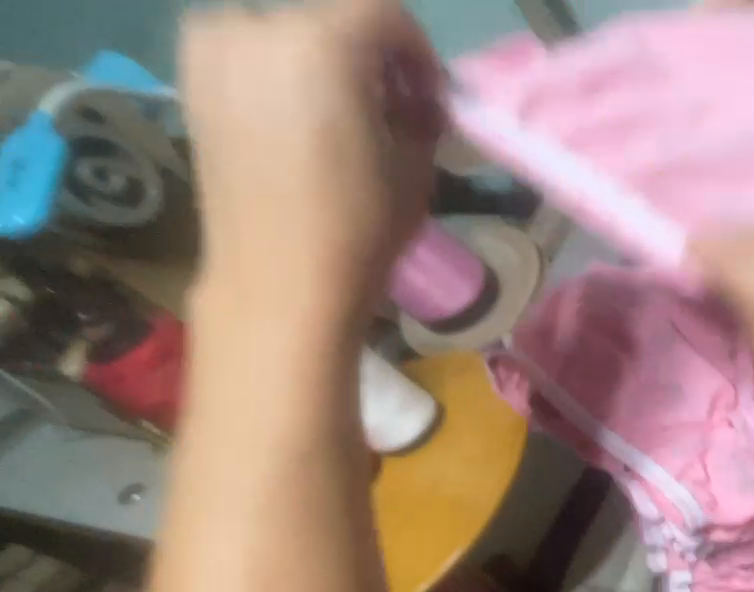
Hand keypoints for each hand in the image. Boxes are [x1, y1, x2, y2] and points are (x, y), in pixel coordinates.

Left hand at [178, 0, 442, 326]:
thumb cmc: (363, 225)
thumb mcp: (415, 164)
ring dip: (330, 63)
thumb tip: (410, 96)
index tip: (432, 100)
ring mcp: (212, 45)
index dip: (420, 54)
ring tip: (352, 120)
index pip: (384, 13)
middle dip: (374, 59)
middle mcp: (255, 24)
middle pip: (334, 18)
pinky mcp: (192, 74)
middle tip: (397, 111)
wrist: (280, 275)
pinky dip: (288, 71)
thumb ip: (415, 110)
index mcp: (320, 43)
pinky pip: (253, 49)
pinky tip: (309, 123)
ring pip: (292, 31)